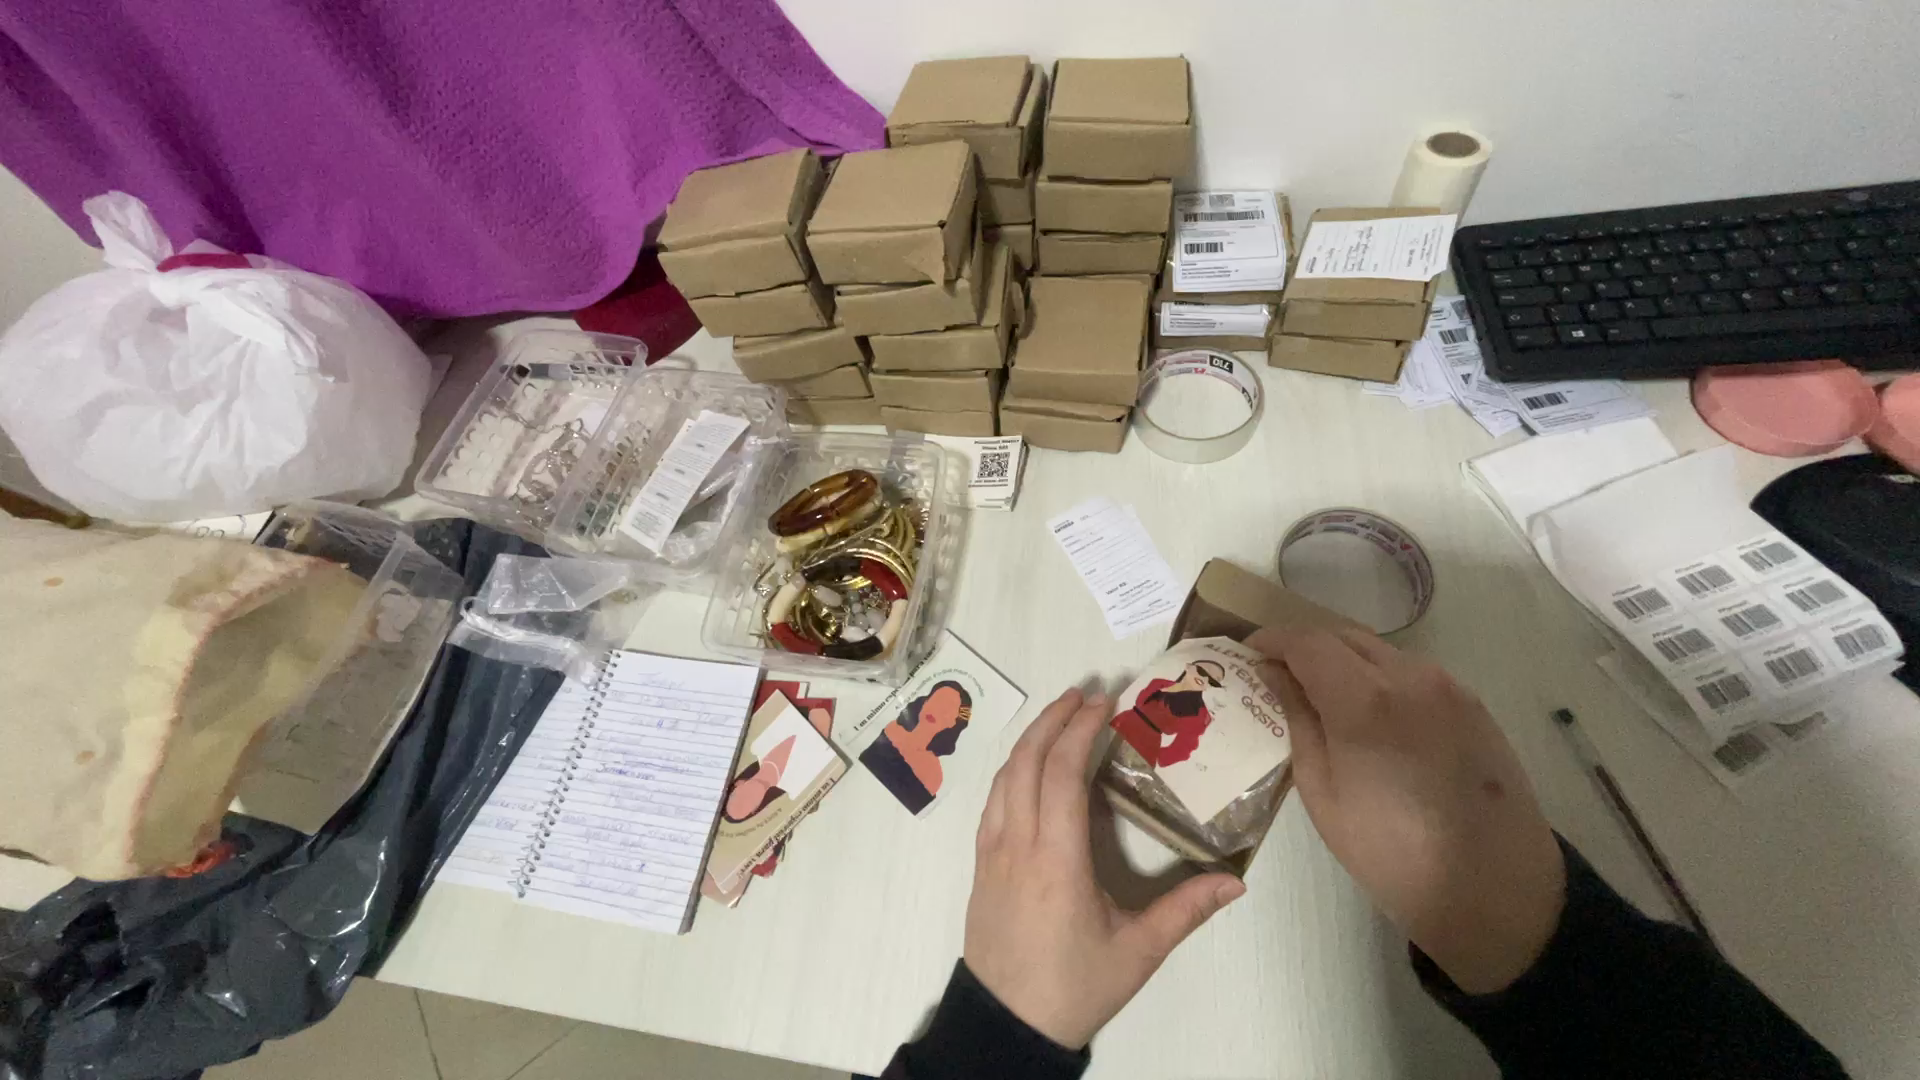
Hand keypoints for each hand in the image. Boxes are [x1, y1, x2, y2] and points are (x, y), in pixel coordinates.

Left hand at [965, 687, 1245, 1048]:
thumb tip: (1236, 881)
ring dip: (1030, 738)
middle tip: (1083, 693)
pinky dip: (1013, 767)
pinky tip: (1030, 764)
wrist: (1005, 1025)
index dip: (1079, 730)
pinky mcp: (980, 860)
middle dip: (1053, 719)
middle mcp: (1017, 841)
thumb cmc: (1073, 986)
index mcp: (1056, 857)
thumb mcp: (1136, 953)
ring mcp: (991, 849)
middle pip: (1027, 761)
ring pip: (1004, 775)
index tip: (1102, 702)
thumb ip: (1185, 911)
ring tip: (1058, 715)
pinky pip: (993, 798)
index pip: (1061, 772)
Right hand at [1248, 627, 1566, 994]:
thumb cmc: (1390, 851)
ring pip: (1378, 650)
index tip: (1248, 653)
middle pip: (1342, 636)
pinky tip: (1367, 712)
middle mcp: (1411, 677)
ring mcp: (1448, 687)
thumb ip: (1296, 718)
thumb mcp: (1320, 789)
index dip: (1272, 639)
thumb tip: (1273, 673)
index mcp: (1366, 700)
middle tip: (1276, 672)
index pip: (1307, 642)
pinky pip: (1409, 670)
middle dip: (1303, 646)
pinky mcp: (1472, 703)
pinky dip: (1376, 675)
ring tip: (1319, 692)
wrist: (1497, 892)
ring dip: (1341, 659)